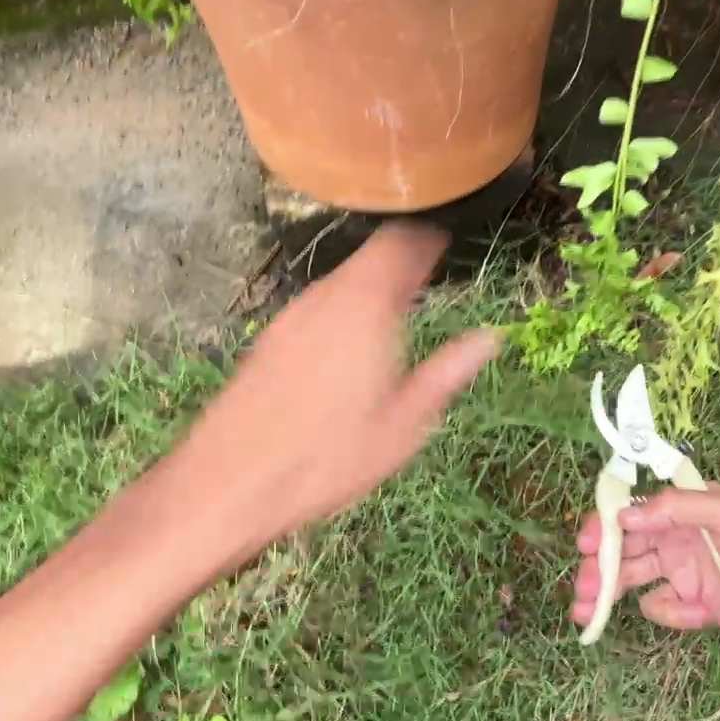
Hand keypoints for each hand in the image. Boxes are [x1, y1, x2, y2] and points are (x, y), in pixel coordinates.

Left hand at [167, 224, 496, 556]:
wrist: (231, 481)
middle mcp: (326, 299)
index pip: (400, 244)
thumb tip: (489, 339)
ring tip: (395, 315)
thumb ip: (446, 374)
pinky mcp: (270, 338)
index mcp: (367, 308)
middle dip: (400, 265)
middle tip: (426, 282)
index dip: (427, 239)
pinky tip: (349, 349)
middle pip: (368, 259)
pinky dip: (342, 311)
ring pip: (340, 283)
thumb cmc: (328, 458)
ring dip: (369, 289)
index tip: (445, 246)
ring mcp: (292, 316)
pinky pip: (317, 307)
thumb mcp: (404, 426)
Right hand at [572, 485, 719, 649]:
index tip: (585, 543)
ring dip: (609, 593)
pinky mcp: (694, 605)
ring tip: (587, 614)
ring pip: (634, 579)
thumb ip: (675, 509)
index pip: (635, 510)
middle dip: (599, 566)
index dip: (606, 524)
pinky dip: (669, 612)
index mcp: (687, 508)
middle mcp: (680, 537)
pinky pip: (663, 606)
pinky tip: (694, 615)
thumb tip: (624, 514)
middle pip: (626, 548)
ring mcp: (685, 572)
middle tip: (581, 589)